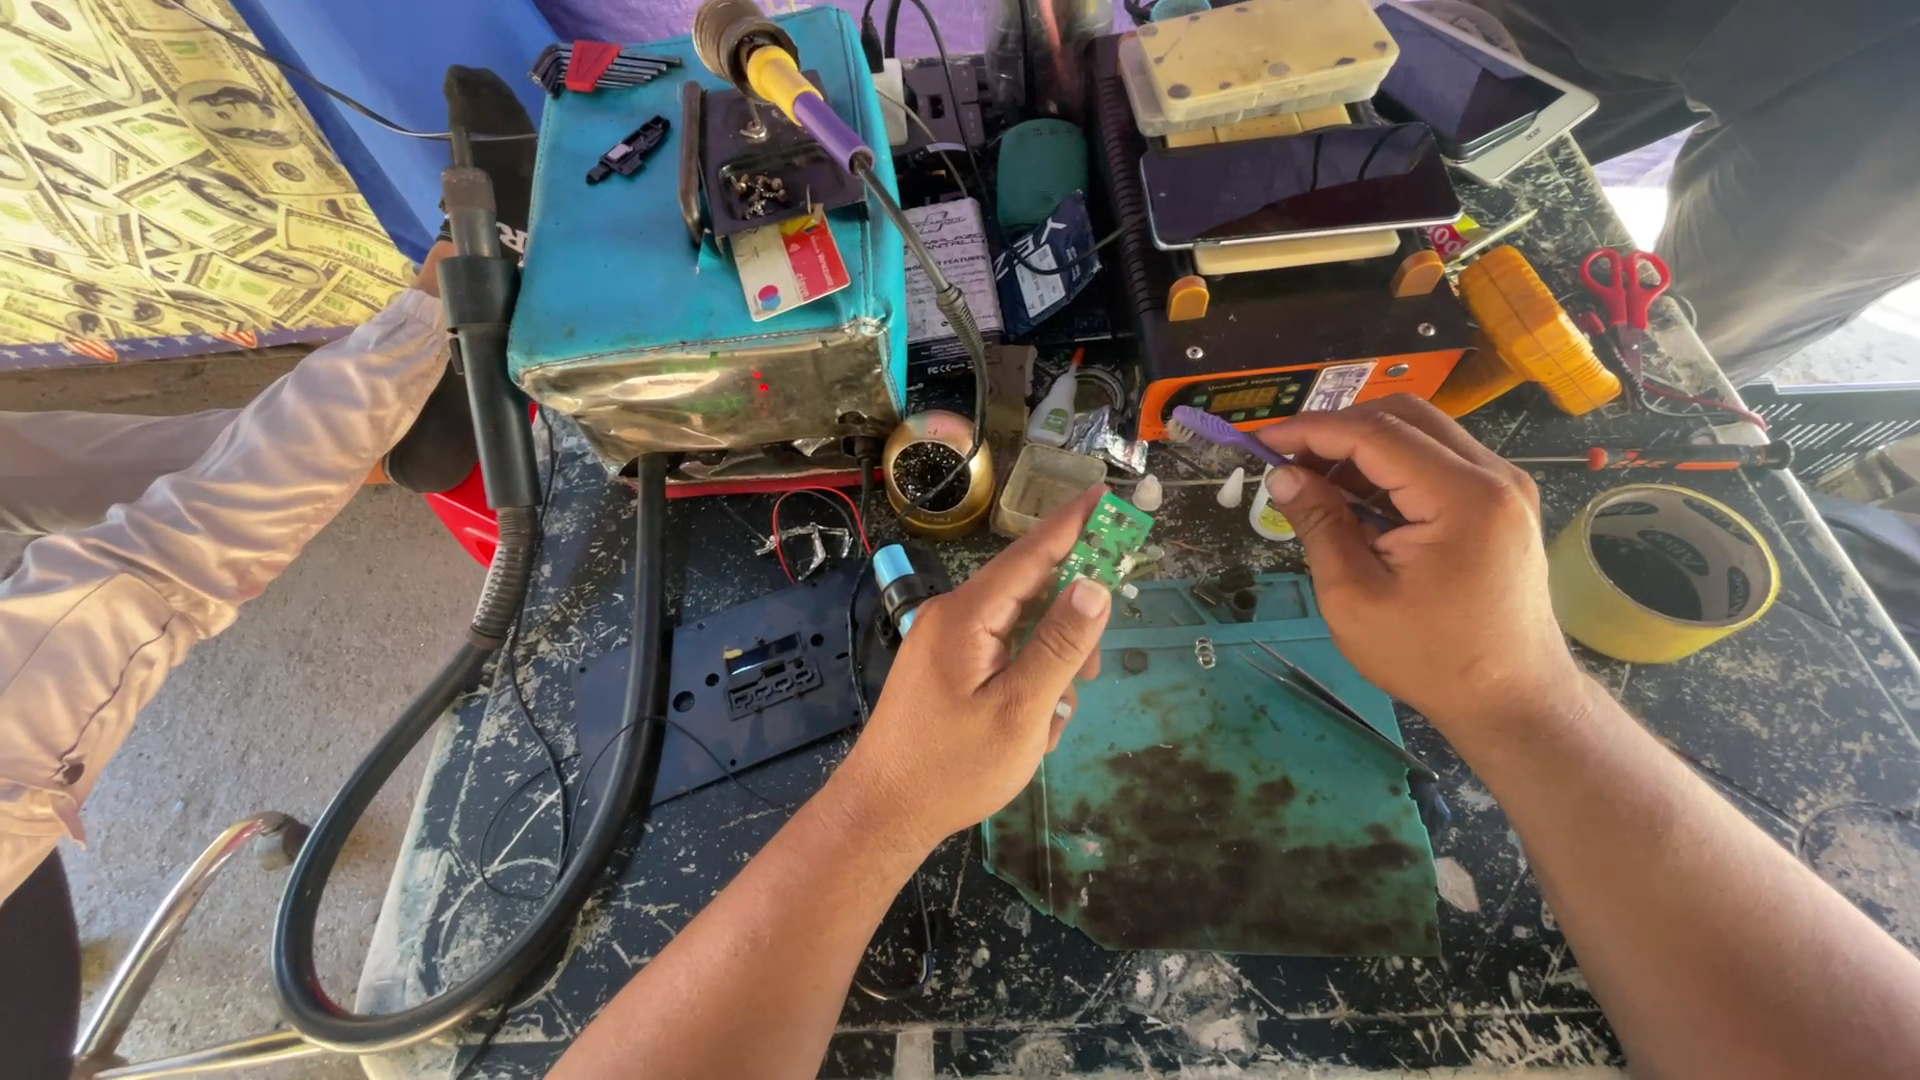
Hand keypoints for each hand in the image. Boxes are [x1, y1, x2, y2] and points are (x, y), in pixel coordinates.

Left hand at [832, 486, 1112, 851]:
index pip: (1030, 554)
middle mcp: (954, 615)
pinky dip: (1027, 679)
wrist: (886, 811)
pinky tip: (1031, 723)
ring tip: (1054, 716)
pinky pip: (1002, 653)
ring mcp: (947, 640)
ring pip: (1020, 628)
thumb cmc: (953, 767)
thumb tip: (1096, 585)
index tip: (1108, 495)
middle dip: (1069, 624)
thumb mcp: (1020, 709)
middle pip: (1029, 591)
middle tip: (1090, 670)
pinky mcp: (947, 665)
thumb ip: (1060, 644)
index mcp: (967, 615)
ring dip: (1050, 663)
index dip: (1073, 524)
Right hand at [1255, 395, 1581, 728]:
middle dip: (1336, 429)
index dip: (1311, 430)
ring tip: (1314, 483)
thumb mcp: (1353, 595)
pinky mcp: (1498, 504)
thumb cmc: (1427, 656)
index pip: (1375, 434)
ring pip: (1420, 433)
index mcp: (1462, 497)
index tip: (1262, 441)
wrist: (1510, 699)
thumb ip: (1318, 524)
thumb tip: (1281, 475)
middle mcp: (1493, 476)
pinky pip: (1435, 460)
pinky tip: (1354, 501)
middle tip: (1288, 460)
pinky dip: (1387, 468)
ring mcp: (1502, 487)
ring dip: (1361, 447)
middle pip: (1404, 416)